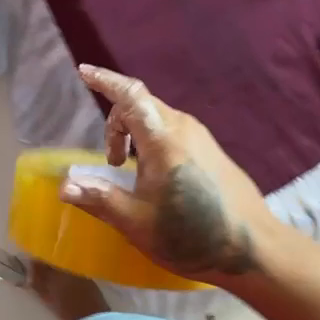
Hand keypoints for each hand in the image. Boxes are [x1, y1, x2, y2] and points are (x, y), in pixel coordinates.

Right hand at [59, 64, 282, 282]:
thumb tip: (64, 186)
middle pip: (140, 105)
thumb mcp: (137, 223)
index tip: (84, 71)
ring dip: (135, 135)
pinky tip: (157, 178)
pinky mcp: (212, 149)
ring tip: (132, 174)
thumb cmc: (191, 234)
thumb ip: (100, 199)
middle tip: (111, 161)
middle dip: (117, 123)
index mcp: (162, 136)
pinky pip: (173, 131)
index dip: (105, 80)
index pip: (129, 94)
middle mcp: (182, 126)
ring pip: (157, 118)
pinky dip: (154, 141)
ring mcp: (201, 136)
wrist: (254, 248)